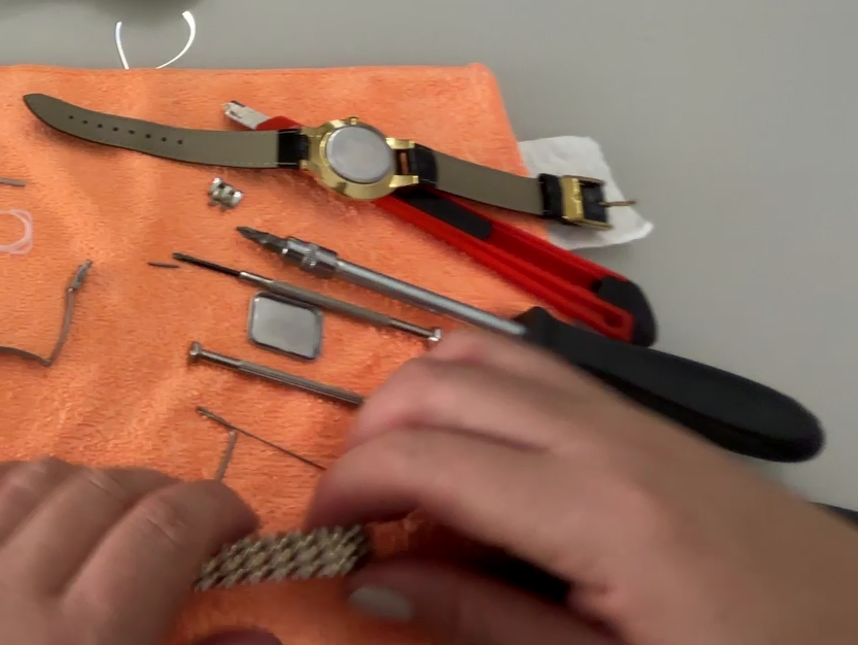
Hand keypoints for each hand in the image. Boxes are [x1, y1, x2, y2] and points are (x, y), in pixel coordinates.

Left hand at [0, 458, 259, 644]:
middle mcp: (18, 581)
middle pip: (105, 491)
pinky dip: (27, 476)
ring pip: (44, 475)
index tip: (240, 522)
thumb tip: (262, 634)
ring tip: (124, 510)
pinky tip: (49, 496)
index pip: (160, 531)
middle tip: (190, 521)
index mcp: (82, 638)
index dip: (213, 508)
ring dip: (96, 479)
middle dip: (162, 490)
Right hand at [307, 331, 857, 644]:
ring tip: (405, 466)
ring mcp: (629, 415)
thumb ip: (480, 622)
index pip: (421, 459)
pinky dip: (465, 385)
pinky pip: (523, 362)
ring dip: (412, 398)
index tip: (323, 532)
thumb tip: (367, 584)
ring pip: (471, 352)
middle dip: (368, 436)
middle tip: (360, 506)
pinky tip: (472, 449)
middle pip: (432, 386)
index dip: (349, 487)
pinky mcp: (646, 417)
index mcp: (601, 512)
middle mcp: (604, 437)